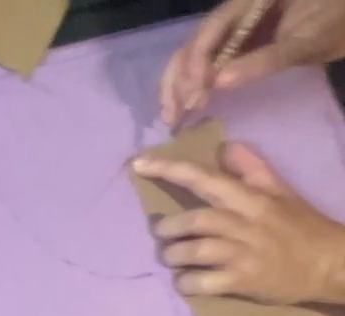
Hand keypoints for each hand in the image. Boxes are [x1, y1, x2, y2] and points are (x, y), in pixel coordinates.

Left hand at [134, 140, 344, 303]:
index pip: (207, 180)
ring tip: (176, 258)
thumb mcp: (281, 193)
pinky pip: (198, 282)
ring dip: (173, 256)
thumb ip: (252, 171)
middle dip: (169, 228)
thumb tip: (228, 145)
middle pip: (196, 220)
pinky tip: (189, 280)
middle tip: (166, 235)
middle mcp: (247, 223)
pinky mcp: (241, 280)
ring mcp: (243, 253)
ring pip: (192, 250)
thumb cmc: (298, 227)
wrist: (334, 263)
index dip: (171, 171)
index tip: (139, 164)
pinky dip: (185, 282)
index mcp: (253, 200)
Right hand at [161, 0, 344, 126]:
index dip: (197, 64)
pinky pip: (199, 67)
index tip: (197, 96)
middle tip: (178, 113)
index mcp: (251, 1)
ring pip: (187, 60)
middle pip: (191, 48)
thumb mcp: (311, 38)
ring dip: (176, 90)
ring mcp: (229, 32)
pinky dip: (187, 89)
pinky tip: (183, 107)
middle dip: (180, 82)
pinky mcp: (230, 47)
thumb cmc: (340, 23)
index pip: (210, 31)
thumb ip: (269, 57)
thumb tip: (219, 82)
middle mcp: (233, 13)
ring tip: (174, 117)